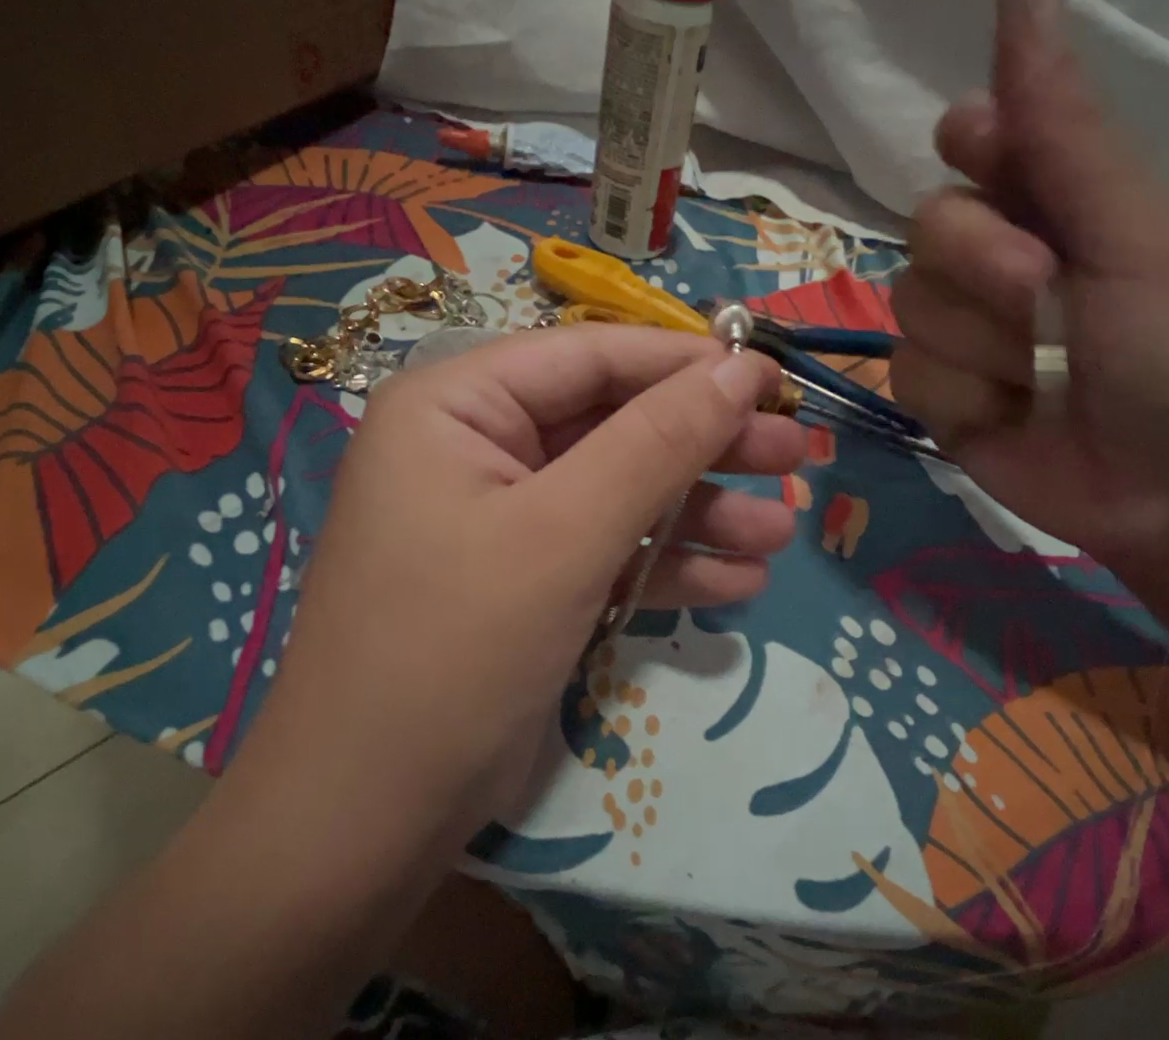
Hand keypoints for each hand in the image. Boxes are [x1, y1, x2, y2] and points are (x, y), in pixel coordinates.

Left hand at [262, 325, 803, 826]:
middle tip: (797, 454)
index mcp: (456, 407)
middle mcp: (475, 450)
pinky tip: (739, 585)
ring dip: (701, 513)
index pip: (591, 357)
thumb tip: (738, 368)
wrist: (370, 812)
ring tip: (782, 531)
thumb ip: (656, 443)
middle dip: (705, 444)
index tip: (775, 378)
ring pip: (618, 494)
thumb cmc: (457, 648)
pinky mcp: (524, 585)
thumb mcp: (565, 534)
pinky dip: (668, 567)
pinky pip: (606, 554)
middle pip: (613, 424)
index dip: (687, 364)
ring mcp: (501, 523)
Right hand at [889, 0, 1168, 580]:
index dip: (971, 141)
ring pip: (910, 304)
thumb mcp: (1137, 232)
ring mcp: (964, 329)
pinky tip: (1009, 418)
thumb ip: (1064, 130)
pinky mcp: (939, 394)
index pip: (975, 137)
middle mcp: (999, 256)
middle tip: (1045, 295)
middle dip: (983, 264)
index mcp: (1058, 200)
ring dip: (984, 345)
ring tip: (1043, 380)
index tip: (983, 148)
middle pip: (927, 225)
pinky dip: (962, 397)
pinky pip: (906, 371)